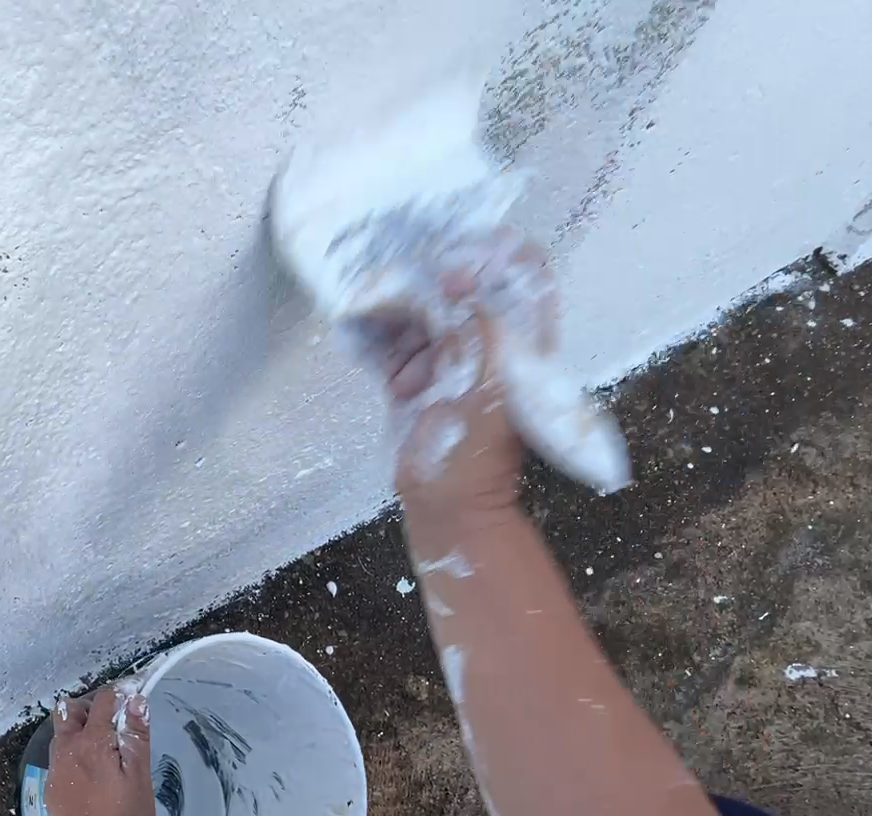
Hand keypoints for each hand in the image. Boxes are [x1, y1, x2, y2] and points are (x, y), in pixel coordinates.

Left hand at [46, 686, 155, 815]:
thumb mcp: (140, 776)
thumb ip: (136, 735)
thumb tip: (135, 699)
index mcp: (91, 742)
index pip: (102, 701)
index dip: (119, 694)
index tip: (134, 698)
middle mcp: (67, 750)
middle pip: (69, 710)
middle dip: (89, 707)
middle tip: (112, 721)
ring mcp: (56, 770)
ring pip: (61, 733)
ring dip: (78, 729)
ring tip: (102, 745)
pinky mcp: (51, 789)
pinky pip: (59, 757)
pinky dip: (73, 751)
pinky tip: (90, 770)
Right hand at [346, 231, 555, 525]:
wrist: (444, 506)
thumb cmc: (476, 453)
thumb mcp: (486, 384)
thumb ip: (473, 326)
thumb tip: (451, 274)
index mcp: (519, 340)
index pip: (517, 273)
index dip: (489, 252)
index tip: (450, 253)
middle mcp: (482, 342)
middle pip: (456, 288)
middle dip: (423, 276)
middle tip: (391, 271)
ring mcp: (443, 361)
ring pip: (417, 313)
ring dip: (390, 305)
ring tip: (366, 300)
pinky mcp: (410, 380)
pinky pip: (389, 347)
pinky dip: (369, 335)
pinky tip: (352, 325)